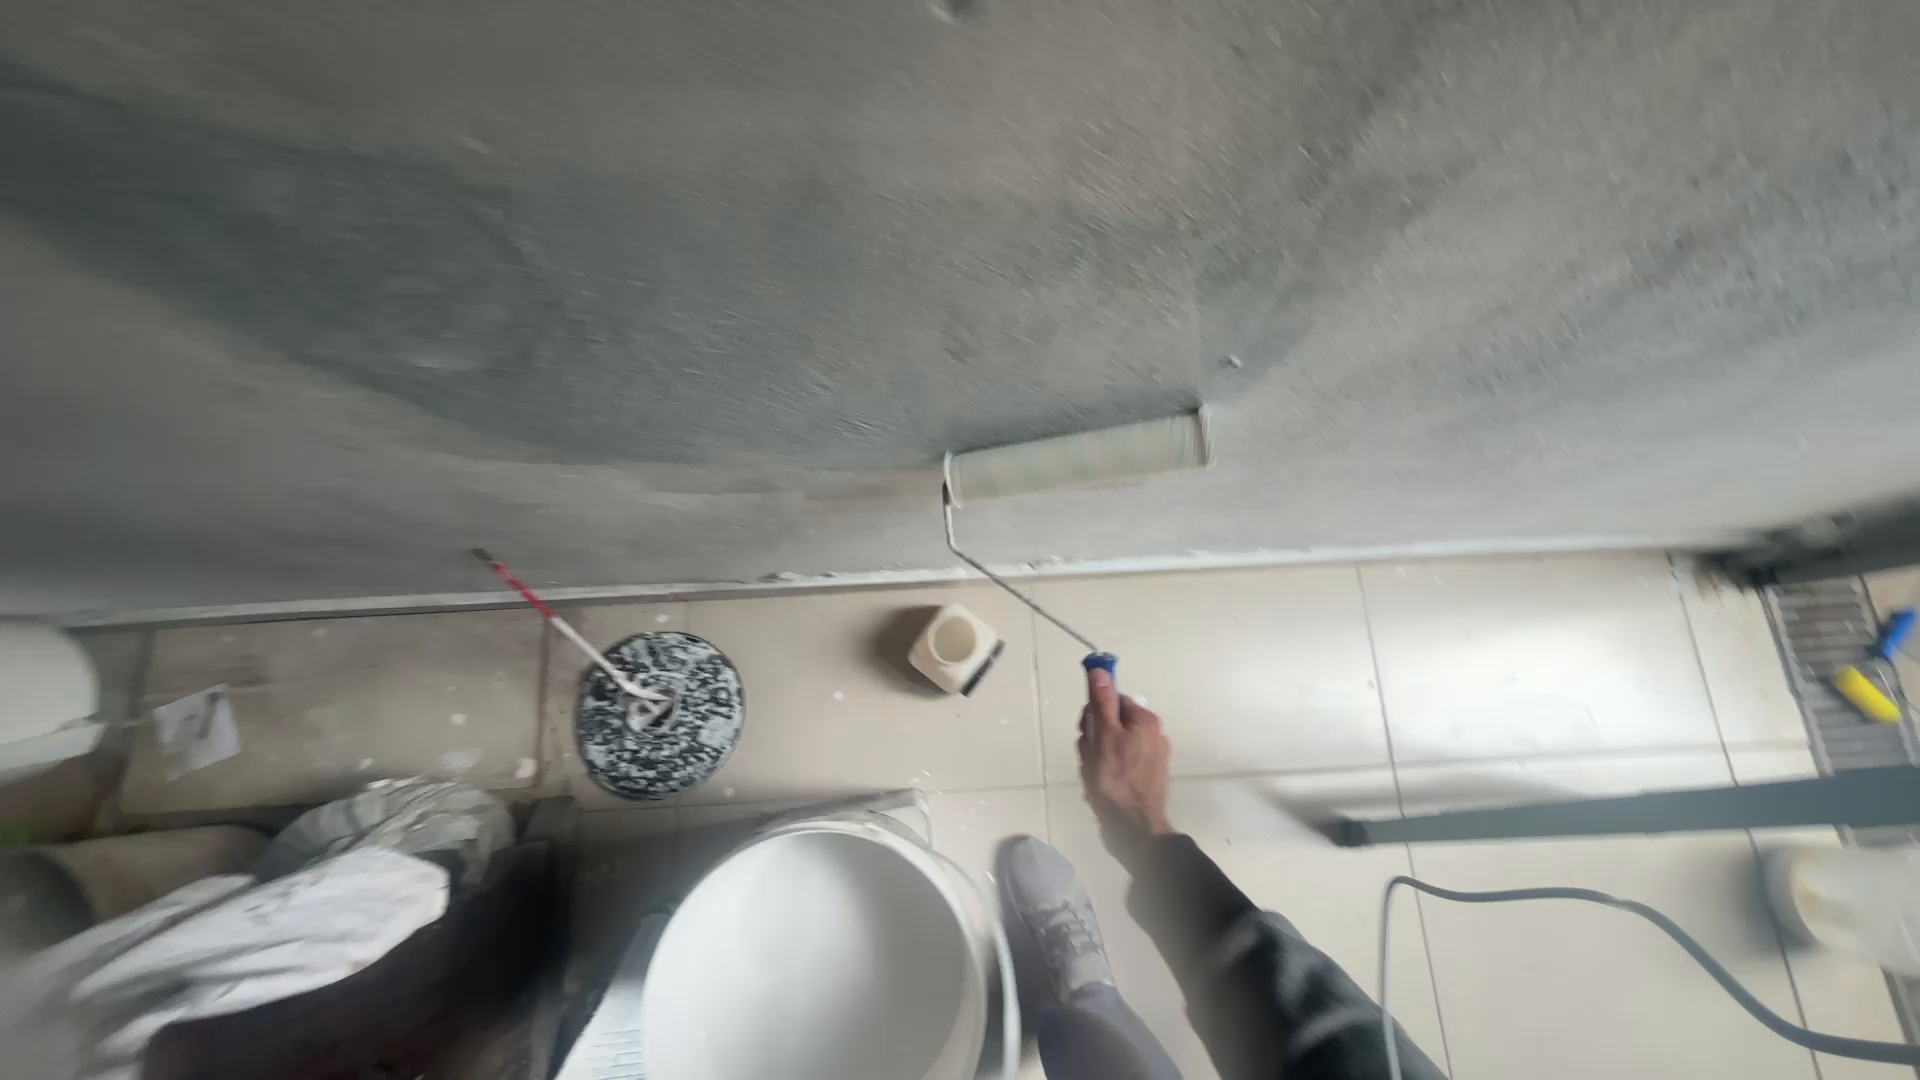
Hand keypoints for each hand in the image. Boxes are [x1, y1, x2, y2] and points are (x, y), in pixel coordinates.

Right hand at [1078, 665, 1173, 850]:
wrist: (1134, 829)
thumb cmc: (1115, 779)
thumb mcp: (1103, 735)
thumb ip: (1101, 702)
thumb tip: (1099, 669)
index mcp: (1145, 721)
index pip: (1112, 700)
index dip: (1094, 714)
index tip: (1087, 731)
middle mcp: (1154, 735)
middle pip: (1112, 723)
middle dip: (1093, 738)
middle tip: (1089, 757)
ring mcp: (1151, 758)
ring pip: (1112, 745)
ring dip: (1096, 756)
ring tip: (1092, 775)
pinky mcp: (1146, 777)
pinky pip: (1120, 764)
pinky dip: (1106, 771)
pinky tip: (1099, 785)